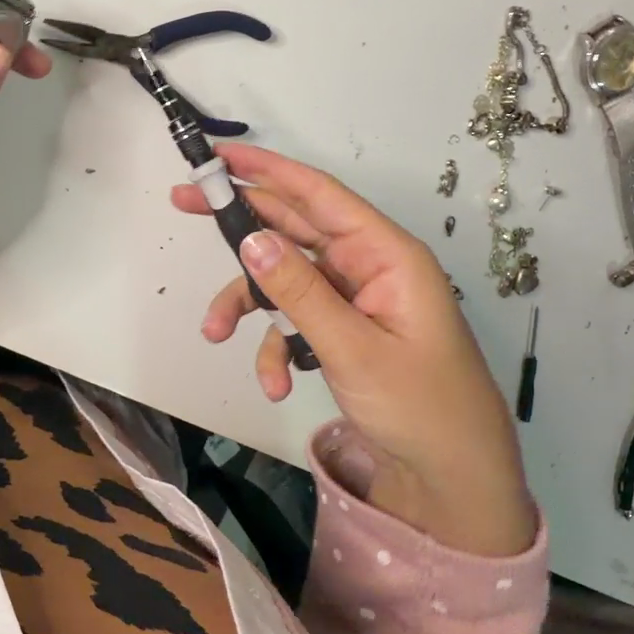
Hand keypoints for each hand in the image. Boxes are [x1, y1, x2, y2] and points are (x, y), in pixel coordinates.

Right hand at [170, 145, 535, 556]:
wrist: (451, 478)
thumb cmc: (420, 406)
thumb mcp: (352, 347)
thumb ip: (298, 291)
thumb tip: (250, 239)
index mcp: (384, 255)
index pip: (318, 195)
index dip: (267, 169)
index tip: (219, 155)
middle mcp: (365, 267)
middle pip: (290, 229)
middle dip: (238, 226)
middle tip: (182, 204)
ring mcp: (351, 300)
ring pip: (281, 281)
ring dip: (246, 306)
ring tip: (215, 333)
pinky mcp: (339, 330)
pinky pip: (291, 322)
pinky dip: (274, 348)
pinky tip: (274, 382)